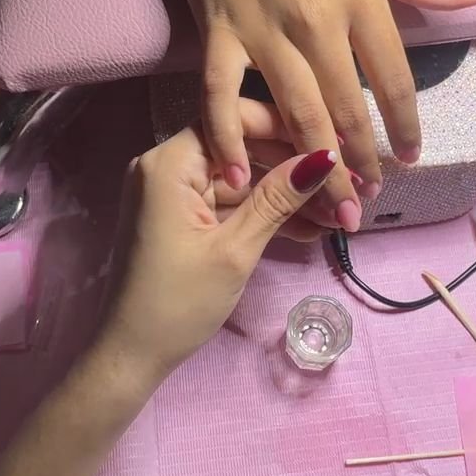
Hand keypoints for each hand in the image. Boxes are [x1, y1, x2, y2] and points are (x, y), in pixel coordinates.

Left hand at [92, 123, 337, 382]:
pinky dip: (264, 216)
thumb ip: (278, 199)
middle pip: (243, 148)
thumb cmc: (177, 303)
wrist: (130, 356)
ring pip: (243, 180)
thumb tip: (325, 157)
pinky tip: (311, 229)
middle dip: (295, 170)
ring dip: (287, 197)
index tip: (334, 145)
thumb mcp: (235, 250)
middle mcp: (167, 166)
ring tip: (340, 215)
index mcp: (169, 163)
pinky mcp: (183, 217)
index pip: (234, 119)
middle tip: (346, 186)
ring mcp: (175, 193)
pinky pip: (231, 204)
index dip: (287, 129)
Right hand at [164, 0, 475, 231]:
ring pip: (296, 112)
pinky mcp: (217, 32)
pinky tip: (239, 181)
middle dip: (364, 160)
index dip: (405, 124)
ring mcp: (263, 29)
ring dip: (318, 165)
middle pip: (347, 107)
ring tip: (334, 205)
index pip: (393, 77)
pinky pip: (220, 96)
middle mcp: (316, 20)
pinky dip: (227, 140)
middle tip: (372, 200)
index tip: (411, 157)